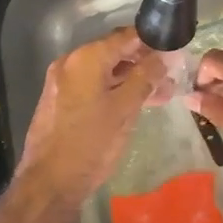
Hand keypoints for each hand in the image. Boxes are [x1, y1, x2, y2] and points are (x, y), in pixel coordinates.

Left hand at [17, 27, 172, 207]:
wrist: (48, 185)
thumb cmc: (90, 144)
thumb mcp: (125, 109)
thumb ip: (146, 77)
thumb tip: (163, 56)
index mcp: (86, 58)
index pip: (126, 37)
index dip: (152, 42)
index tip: (175, 50)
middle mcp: (70, 63)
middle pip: (115, 53)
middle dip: (144, 63)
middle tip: (171, 76)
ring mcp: (62, 82)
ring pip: (105, 72)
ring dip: (132, 79)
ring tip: (162, 94)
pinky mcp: (60, 101)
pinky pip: (93, 86)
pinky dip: (114, 90)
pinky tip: (137, 103)